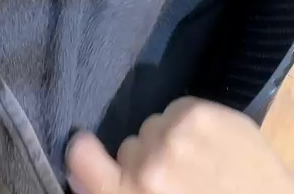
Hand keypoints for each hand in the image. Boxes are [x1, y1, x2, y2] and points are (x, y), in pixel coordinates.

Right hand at [65, 99, 293, 193]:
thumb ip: (125, 191)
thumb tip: (88, 169)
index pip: (82, 159)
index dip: (82, 155)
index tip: (86, 152)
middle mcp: (147, 164)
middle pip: (128, 146)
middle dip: (146, 161)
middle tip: (175, 182)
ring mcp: (175, 134)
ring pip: (154, 124)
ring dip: (169, 140)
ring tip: (198, 162)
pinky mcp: (201, 111)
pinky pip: (177, 108)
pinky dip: (190, 124)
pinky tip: (211, 144)